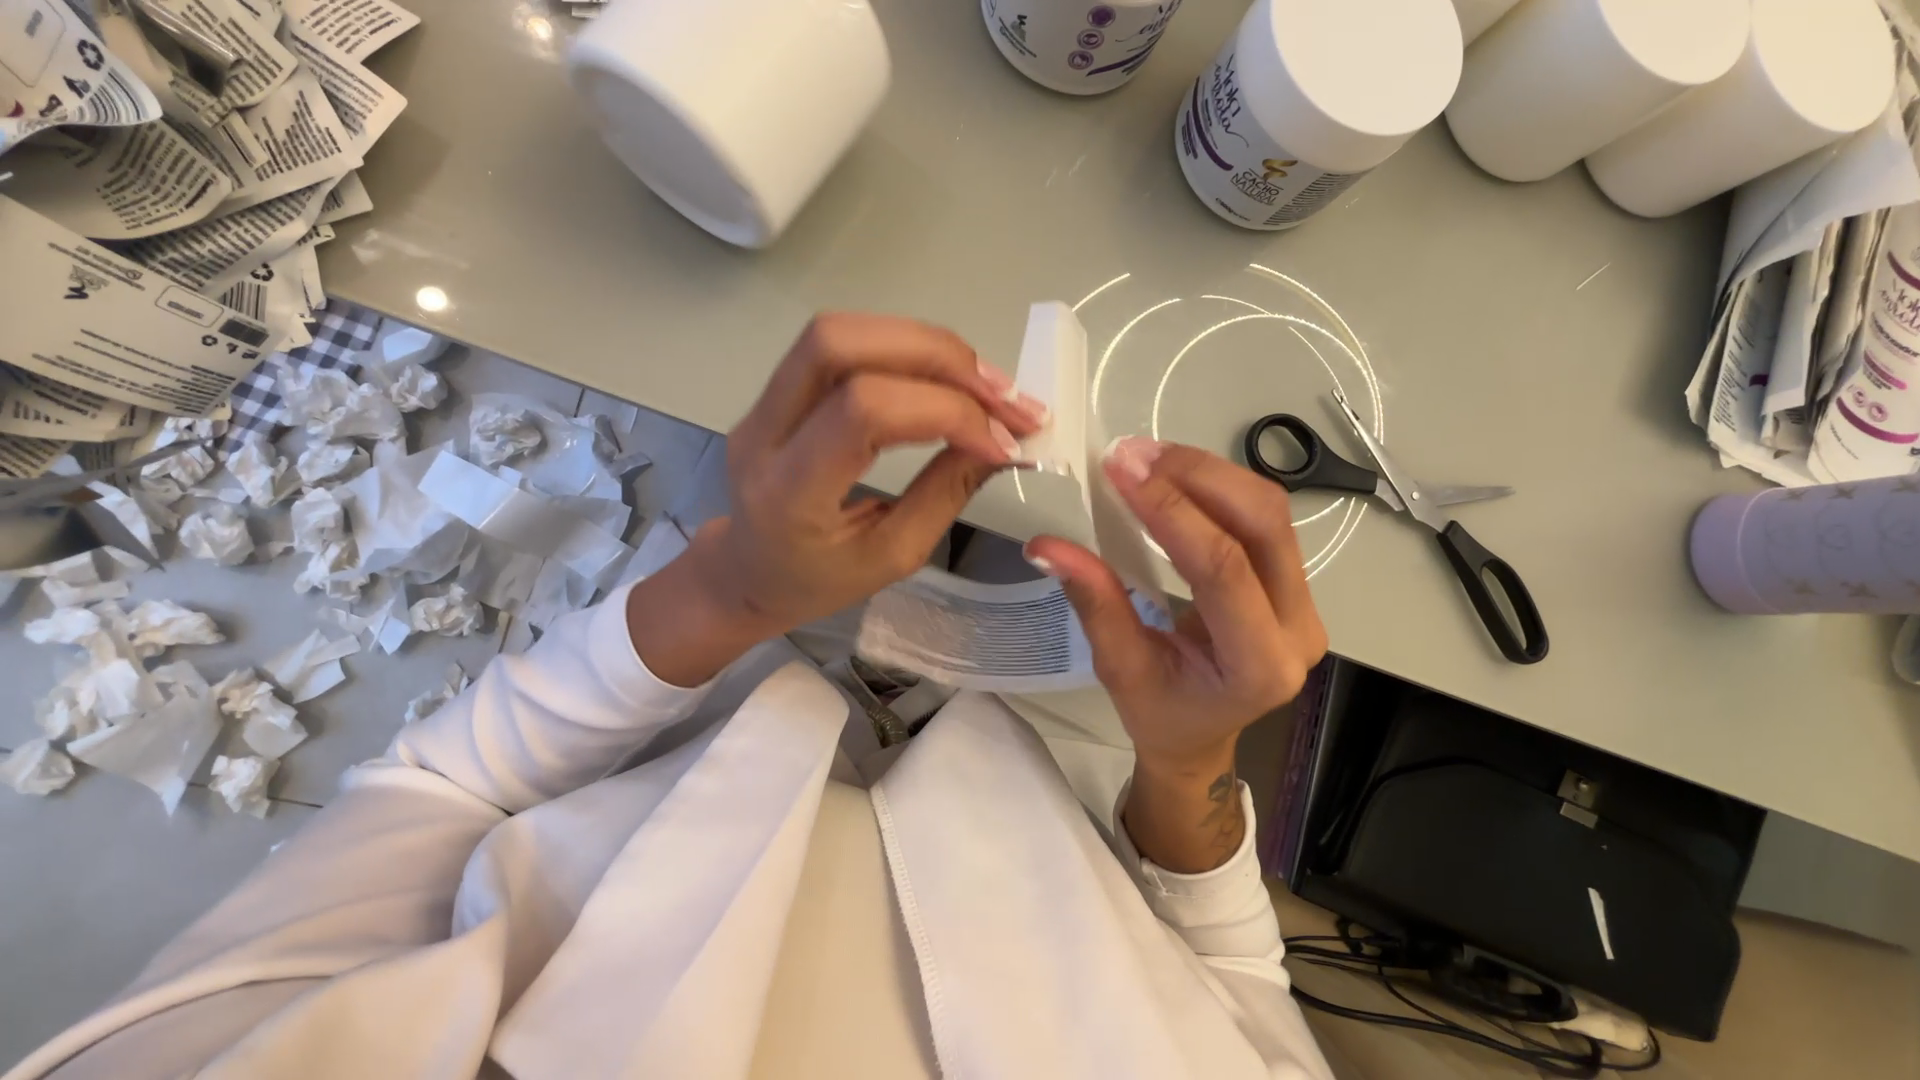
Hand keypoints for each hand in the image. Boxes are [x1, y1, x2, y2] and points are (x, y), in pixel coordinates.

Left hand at [631, 313, 1046, 686]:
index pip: (863, 411)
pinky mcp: (775, 389)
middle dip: (936, 356)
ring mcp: (761, 403)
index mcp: (787, 493)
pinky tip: (946, 379)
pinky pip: (842, 344)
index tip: (1004, 443)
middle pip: (839, 344)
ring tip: (985, 386)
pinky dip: (906, 350)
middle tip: (1002, 397)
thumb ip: (945, 494)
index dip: (945, 412)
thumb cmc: (817, 583)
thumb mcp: (891, 558)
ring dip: (925, 346)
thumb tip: (1003, 443)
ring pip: (839, 331)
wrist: (744, 575)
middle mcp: (763, 433)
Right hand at [1024, 437, 1327, 870]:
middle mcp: (1299, 629)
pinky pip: (1263, 520)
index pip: (1222, 570)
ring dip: (1207, 474)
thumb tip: (1048, 545)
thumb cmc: (1160, 714)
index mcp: (1259, 665)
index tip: (1120, 470)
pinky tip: (1172, 477)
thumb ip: (1095, 603)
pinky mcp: (1294, 583)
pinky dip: (1216, 488)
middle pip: (1262, 525)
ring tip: (1145, 457)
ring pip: (1269, 513)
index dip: (1171, 512)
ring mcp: (1306, 603)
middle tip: (1131, 455)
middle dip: (1196, 477)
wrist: (1200, 734)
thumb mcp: (1119, 668)